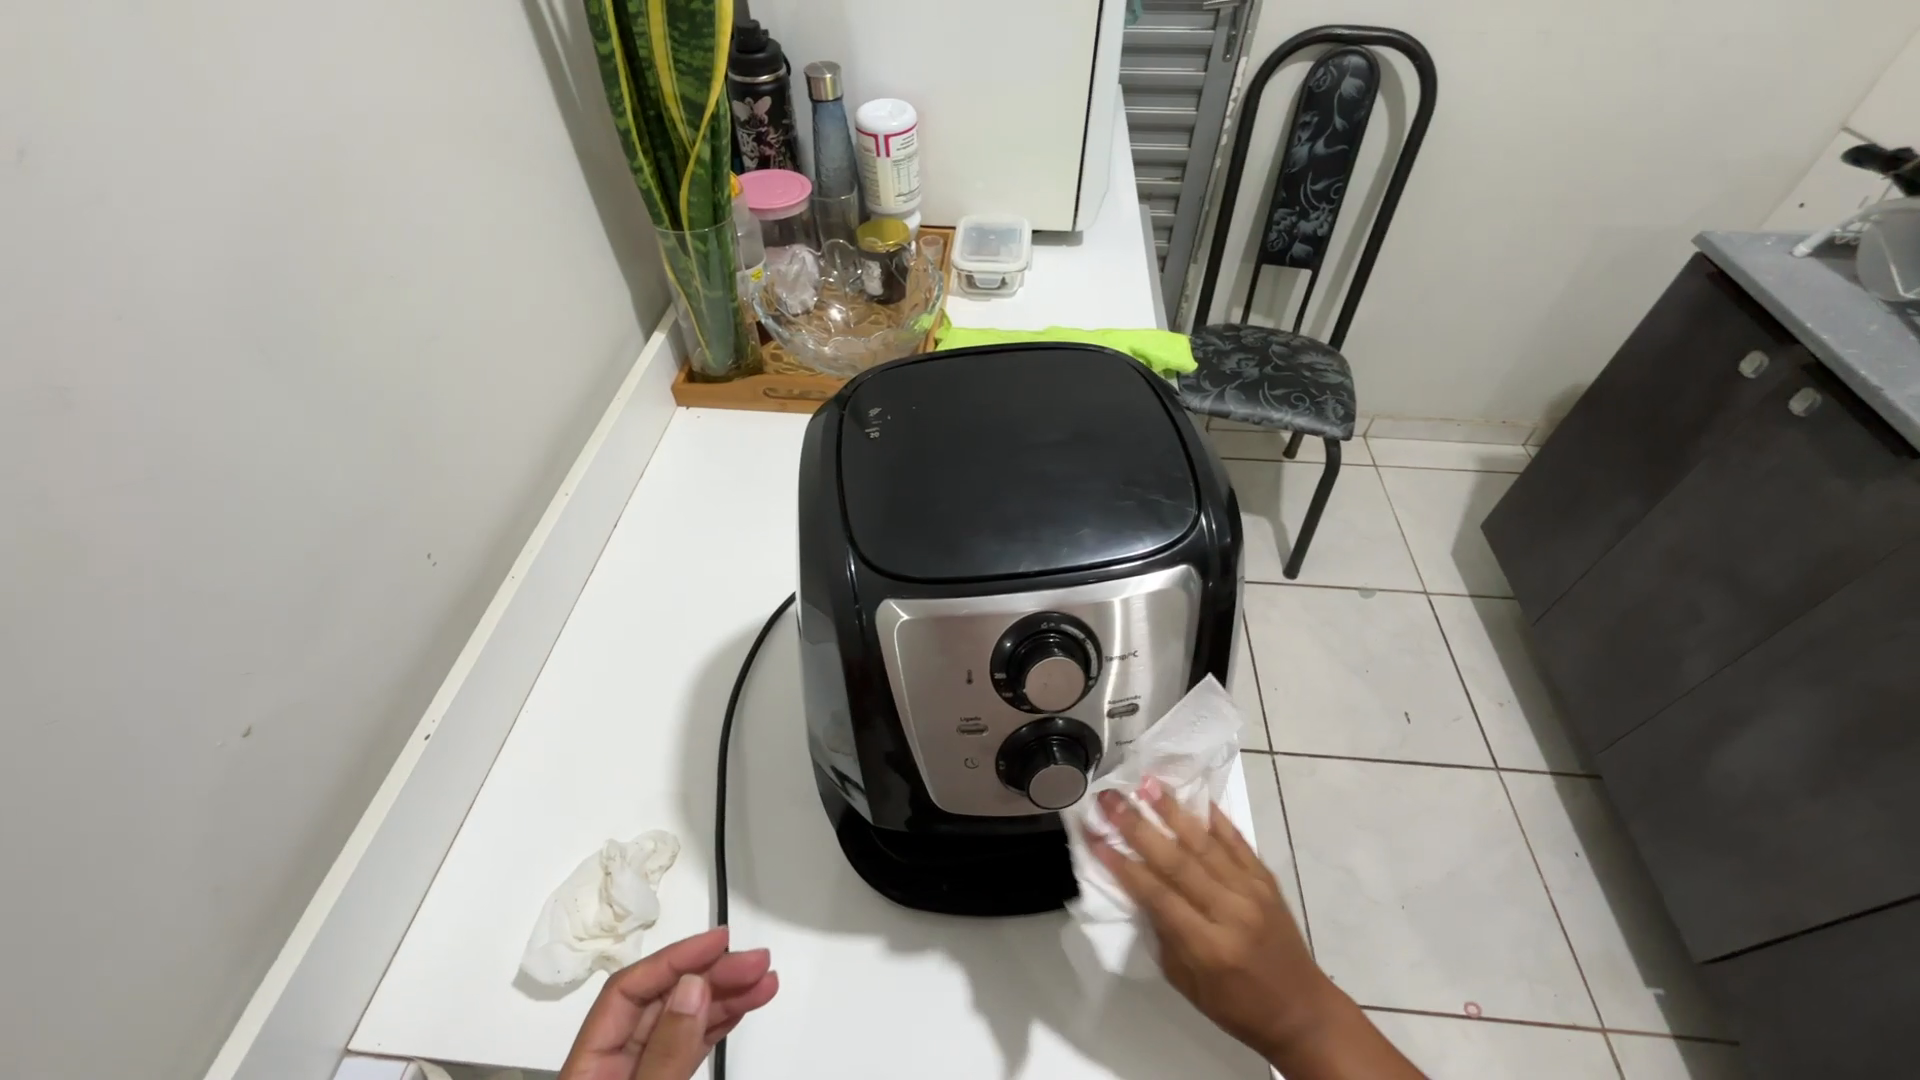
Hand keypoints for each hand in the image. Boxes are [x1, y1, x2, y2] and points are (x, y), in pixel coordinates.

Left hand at [558, 926, 778, 1079]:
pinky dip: (717, 1027)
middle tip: (760, 962)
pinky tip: (743, 1007)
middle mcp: (608, 1069)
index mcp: (584, 1071)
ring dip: (724, 999)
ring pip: (681, 1026)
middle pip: (659, 1004)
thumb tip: (693, 986)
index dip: (674, 960)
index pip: (626, 993)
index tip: (720, 941)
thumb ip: (663, 1055)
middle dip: (711, 977)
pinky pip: (688, 1050)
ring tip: (766, 982)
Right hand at [1085, 779, 1421, 1078]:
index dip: (1123, 865)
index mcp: (1208, 946)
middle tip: (1111, 798)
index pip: (1157, 895)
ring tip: (1147, 783)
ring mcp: (1252, 890)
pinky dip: (1215, 817)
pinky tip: (1195, 796)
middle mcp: (1231, 911)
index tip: (1095, 835)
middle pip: (1177, 861)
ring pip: (1205, 843)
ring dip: (1173, 810)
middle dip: (1138, 826)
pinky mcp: (1266, 879)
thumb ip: (1163, 932)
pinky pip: (1237, 841)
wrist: (1303, 1012)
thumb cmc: (1237, 1006)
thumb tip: (1138, 887)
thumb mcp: (1186, 983)